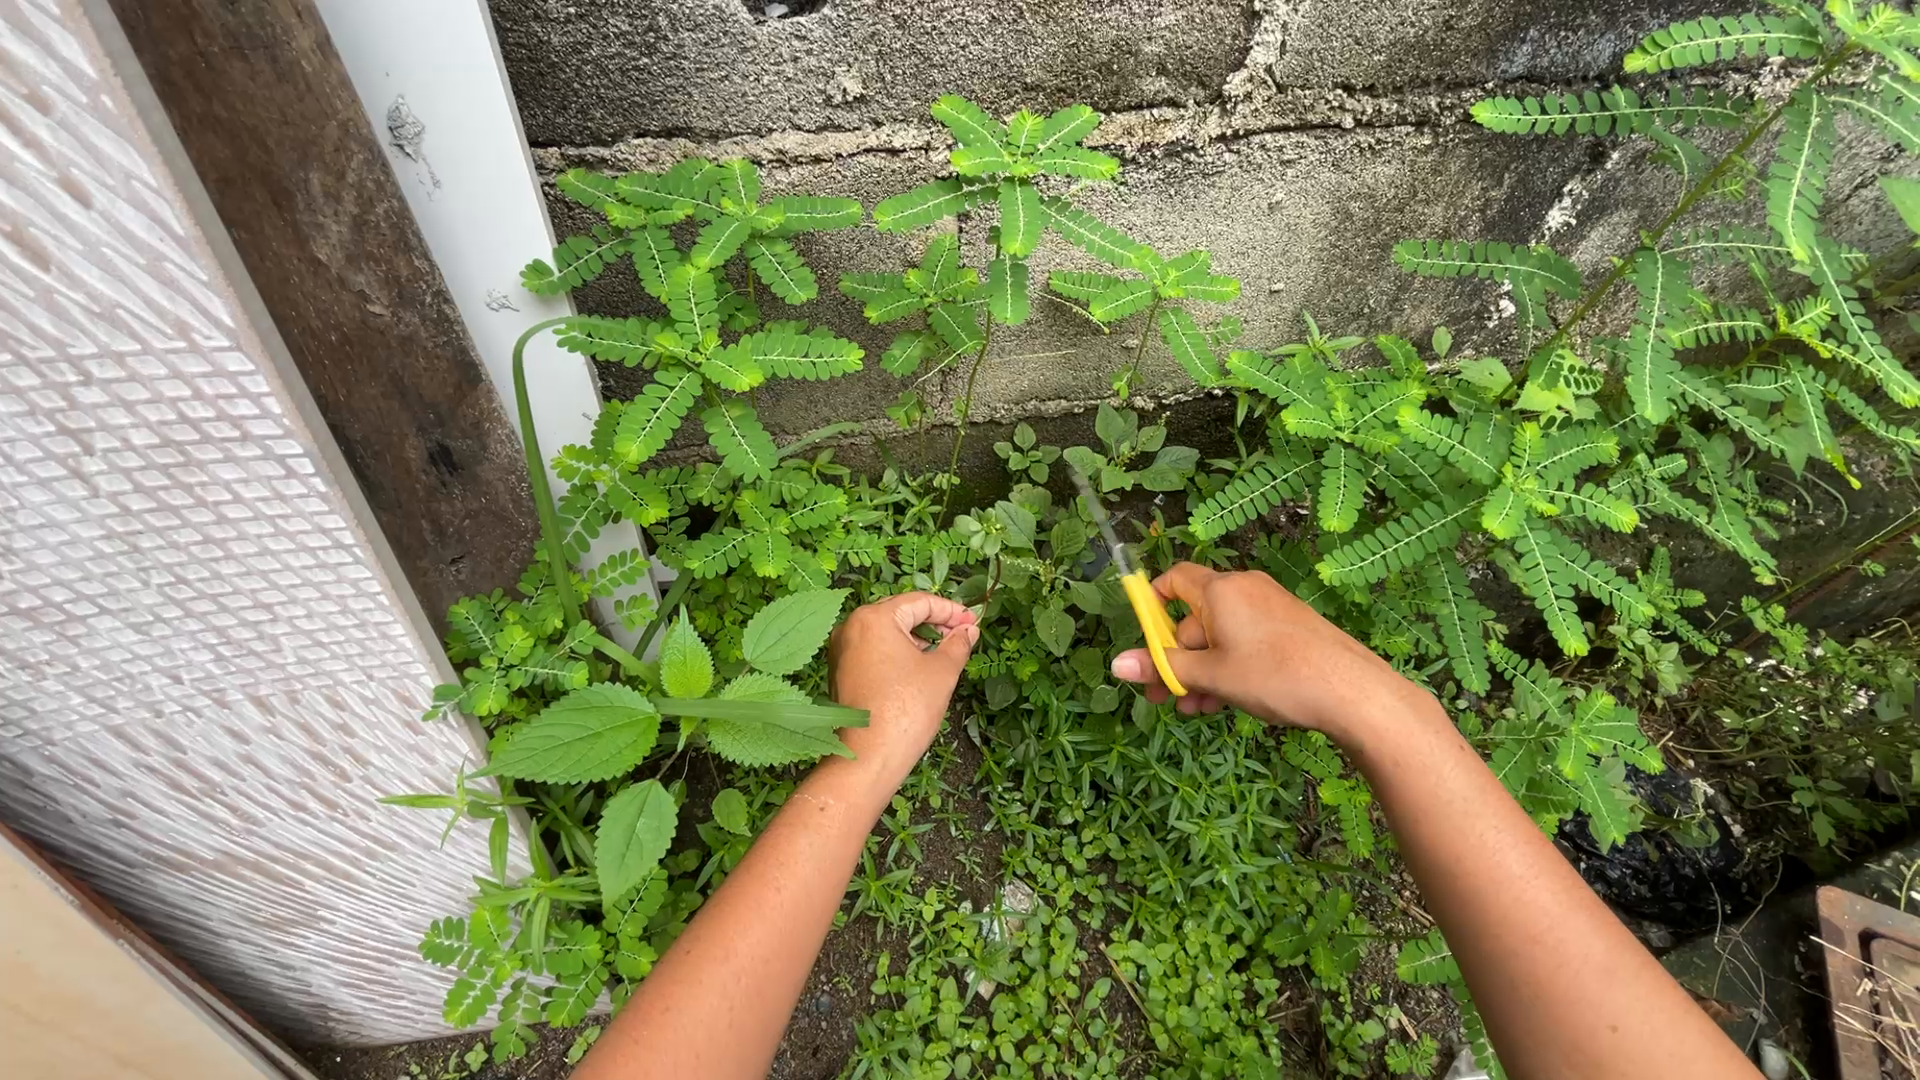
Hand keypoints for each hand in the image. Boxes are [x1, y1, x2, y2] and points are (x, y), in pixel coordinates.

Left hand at [825, 592, 978, 793]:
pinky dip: (897, 653)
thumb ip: (957, 643)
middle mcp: (851, 627)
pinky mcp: (840, 672)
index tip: (972, 620)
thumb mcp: (942, 672)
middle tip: (961, 632)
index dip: (951, 610)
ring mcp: (841, 650)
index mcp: (874, 618)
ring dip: (916, 638)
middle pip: (900, 613)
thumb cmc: (907, 710)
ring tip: (944, 652)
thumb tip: (969, 630)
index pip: (919, 602)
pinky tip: (918, 668)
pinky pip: (873, 651)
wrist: (868, 758)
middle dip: (933, 622)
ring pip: (886, 633)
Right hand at [1110, 563, 1425, 738]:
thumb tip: (1116, 664)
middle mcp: (1244, 589)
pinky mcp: (1289, 629)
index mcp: (1220, 590)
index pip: (1174, 579)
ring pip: (1219, 636)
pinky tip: (1225, 702)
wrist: (1355, 694)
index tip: (1144, 639)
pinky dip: (1228, 667)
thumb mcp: (1211, 675)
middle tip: (1165, 697)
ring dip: (1201, 671)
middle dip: (1177, 658)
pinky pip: (1245, 642)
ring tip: (1196, 709)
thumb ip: (1163, 667)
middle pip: (1194, 617)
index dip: (1152, 604)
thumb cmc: (1274, 675)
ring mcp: (1270, 608)